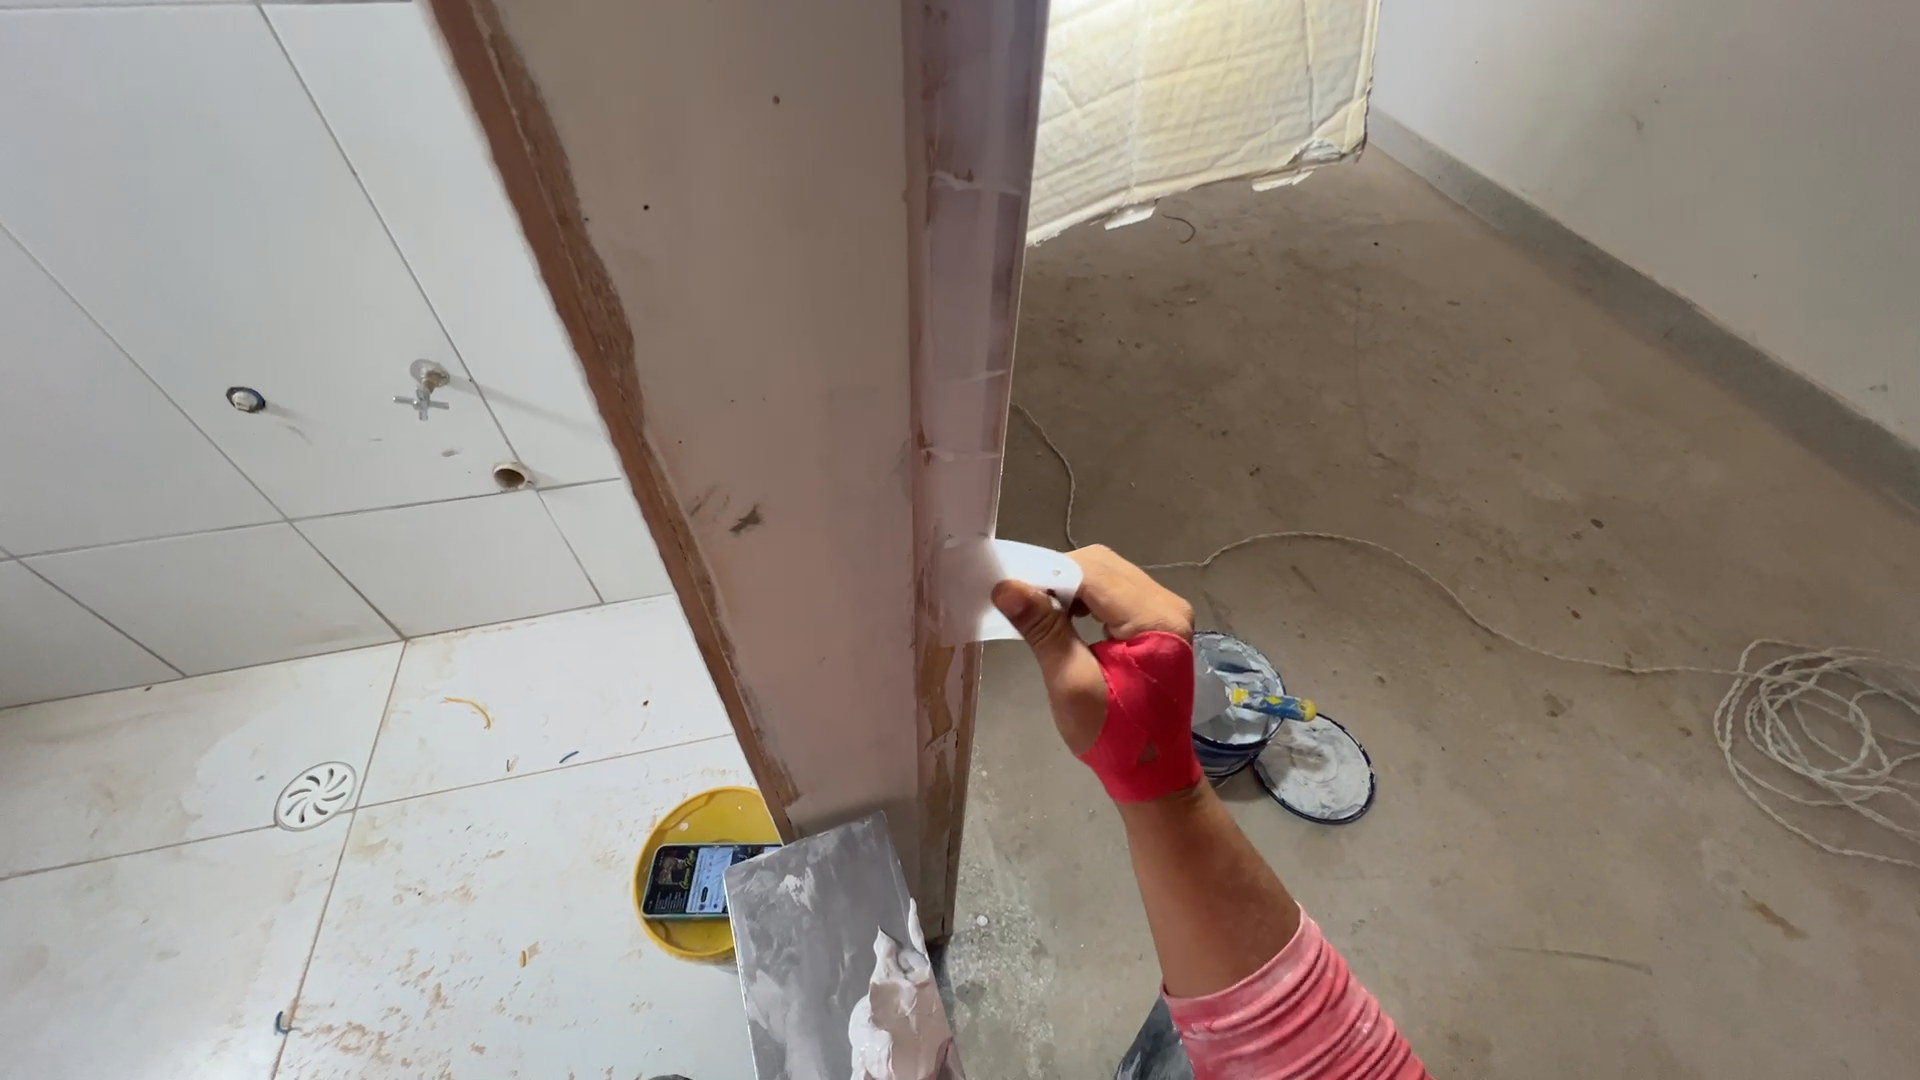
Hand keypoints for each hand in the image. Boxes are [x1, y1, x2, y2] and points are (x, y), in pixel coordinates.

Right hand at [991, 544, 1193, 755]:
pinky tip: (1065, 617)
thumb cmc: (1113, 736)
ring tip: (1040, 612)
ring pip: (1106, 573)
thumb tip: (1006, 586)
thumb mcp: (1072, 684)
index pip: (1093, 572)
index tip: (1009, 589)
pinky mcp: (1156, 619)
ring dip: (1069, 586)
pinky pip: (1114, 590)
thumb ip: (1044, 630)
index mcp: (1154, 617)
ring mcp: (1164, 610)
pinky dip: (1084, 596)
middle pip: (1101, 566)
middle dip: (1057, 578)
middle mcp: (1166, 603)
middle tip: (1022, 602)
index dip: (1048, 575)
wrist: (1152, 773)